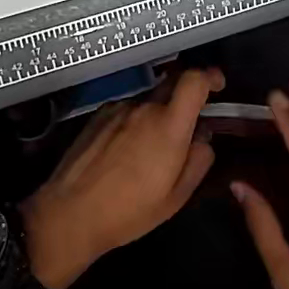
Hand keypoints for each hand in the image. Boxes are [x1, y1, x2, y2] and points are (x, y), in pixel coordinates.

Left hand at [19, 68, 221, 288]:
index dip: (209, 76)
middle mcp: (143, 107)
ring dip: (158, 113)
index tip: (217, 85)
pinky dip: (135, 120)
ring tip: (151, 148)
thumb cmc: (129, 210)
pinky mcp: (98, 115)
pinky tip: (126, 150)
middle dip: (187, 95)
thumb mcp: (176, 197)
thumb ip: (198, 161)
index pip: (193, 80)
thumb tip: (203, 138)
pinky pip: (127, 109)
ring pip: (148, 100)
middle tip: (189, 123)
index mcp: (168, 125)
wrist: (70, 213)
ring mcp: (118, 108)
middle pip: (172, 83)